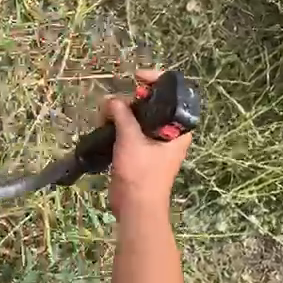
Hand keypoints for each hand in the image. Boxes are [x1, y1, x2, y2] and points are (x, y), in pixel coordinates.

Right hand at [101, 70, 193, 216]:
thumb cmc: (141, 172)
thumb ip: (122, 114)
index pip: (172, 94)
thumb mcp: (130, 138)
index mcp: (178, 128)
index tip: (136, 77)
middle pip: (152, 104)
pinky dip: (117, 125)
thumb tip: (111, 101)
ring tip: (105, 117)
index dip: (155, 80)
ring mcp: (154, 142)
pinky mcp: (140, 151)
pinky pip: (129, 129)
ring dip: (120, 113)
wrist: (136, 205)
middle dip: (130, 99)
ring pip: (138, 116)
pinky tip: (104, 125)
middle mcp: (169, 132)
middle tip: (114, 103)